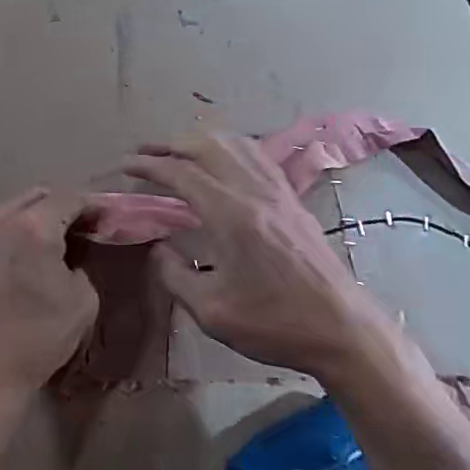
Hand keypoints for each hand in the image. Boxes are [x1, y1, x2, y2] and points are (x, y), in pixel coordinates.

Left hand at [0, 188, 98, 388]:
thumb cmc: (37, 339)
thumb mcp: (83, 299)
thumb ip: (82, 260)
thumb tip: (73, 250)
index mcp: (33, 228)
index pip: (69, 197)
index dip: (91, 206)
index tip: (103, 221)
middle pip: (38, 194)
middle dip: (62, 206)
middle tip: (79, 229)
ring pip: (11, 206)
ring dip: (33, 216)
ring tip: (47, 241)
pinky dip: (8, 229)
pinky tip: (17, 253)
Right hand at [124, 132, 397, 378]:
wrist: (342, 328)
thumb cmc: (274, 324)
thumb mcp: (212, 312)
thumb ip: (175, 275)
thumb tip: (160, 247)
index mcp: (230, 215)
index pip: (181, 173)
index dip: (150, 166)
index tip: (126, 166)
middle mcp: (254, 191)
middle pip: (206, 146)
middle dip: (170, 145)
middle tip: (145, 153)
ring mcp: (278, 191)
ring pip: (235, 145)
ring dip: (200, 142)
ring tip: (178, 151)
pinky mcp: (293, 198)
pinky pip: (257, 157)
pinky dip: (231, 148)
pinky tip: (224, 160)